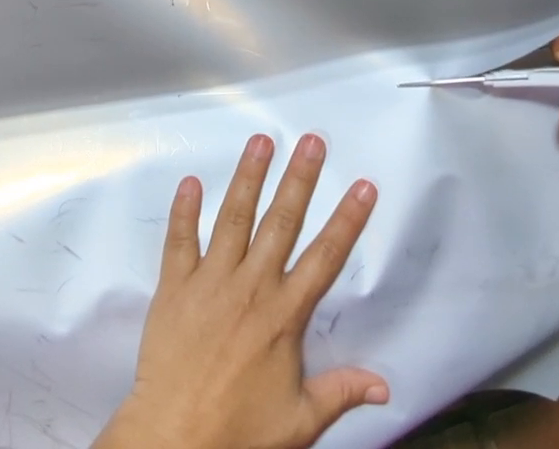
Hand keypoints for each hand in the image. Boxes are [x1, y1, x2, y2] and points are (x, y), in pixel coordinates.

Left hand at [95, 134, 386, 448]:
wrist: (173, 440)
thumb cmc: (237, 432)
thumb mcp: (299, 419)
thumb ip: (341, 392)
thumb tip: (384, 386)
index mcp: (284, 314)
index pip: (325, 256)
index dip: (347, 219)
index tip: (363, 184)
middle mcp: (251, 287)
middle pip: (281, 221)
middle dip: (300, 178)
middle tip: (312, 140)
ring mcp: (210, 282)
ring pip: (233, 218)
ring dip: (248, 177)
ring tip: (260, 140)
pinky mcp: (174, 288)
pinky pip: (179, 241)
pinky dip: (183, 211)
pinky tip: (189, 181)